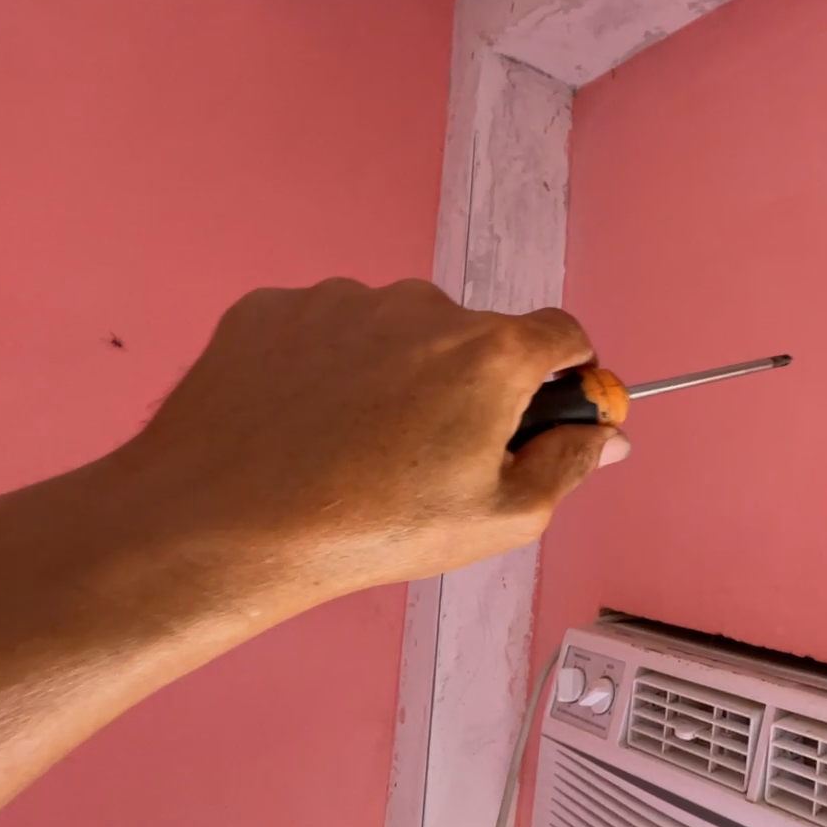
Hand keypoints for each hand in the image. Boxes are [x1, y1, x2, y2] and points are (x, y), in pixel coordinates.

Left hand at [116, 278, 625, 598]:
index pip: (565, 331)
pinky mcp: (273, 307)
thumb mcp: (509, 514)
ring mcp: (342, 300)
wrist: (218, 525)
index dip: (572, 370)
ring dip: (416, 371)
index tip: (554, 408)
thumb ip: (573, 461)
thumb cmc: (380, 525)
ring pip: (411, 330)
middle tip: (452, 449)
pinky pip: (339, 328)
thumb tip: (608, 435)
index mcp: (492, 353)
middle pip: (485, 335)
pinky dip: (347, 363)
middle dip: (487, 382)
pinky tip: (321, 419)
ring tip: (375, 440)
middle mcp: (423, 307)